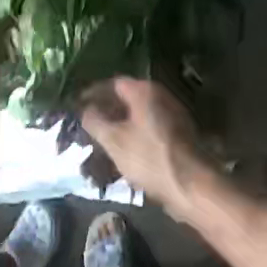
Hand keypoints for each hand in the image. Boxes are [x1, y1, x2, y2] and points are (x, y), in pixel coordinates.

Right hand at [80, 78, 212, 219]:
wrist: (189, 183)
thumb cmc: (149, 157)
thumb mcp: (114, 140)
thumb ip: (95, 120)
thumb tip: (86, 109)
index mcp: (145, 91)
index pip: (113, 83)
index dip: (93, 94)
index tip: (77, 106)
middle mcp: (161, 96)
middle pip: (127, 98)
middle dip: (106, 110)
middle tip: (87, 125)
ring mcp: (172, 113)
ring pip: (138, 114)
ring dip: (119, 124)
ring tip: (100, 140)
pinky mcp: (177, 132)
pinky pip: (149, 126)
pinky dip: (133, 134)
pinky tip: (122, 151)